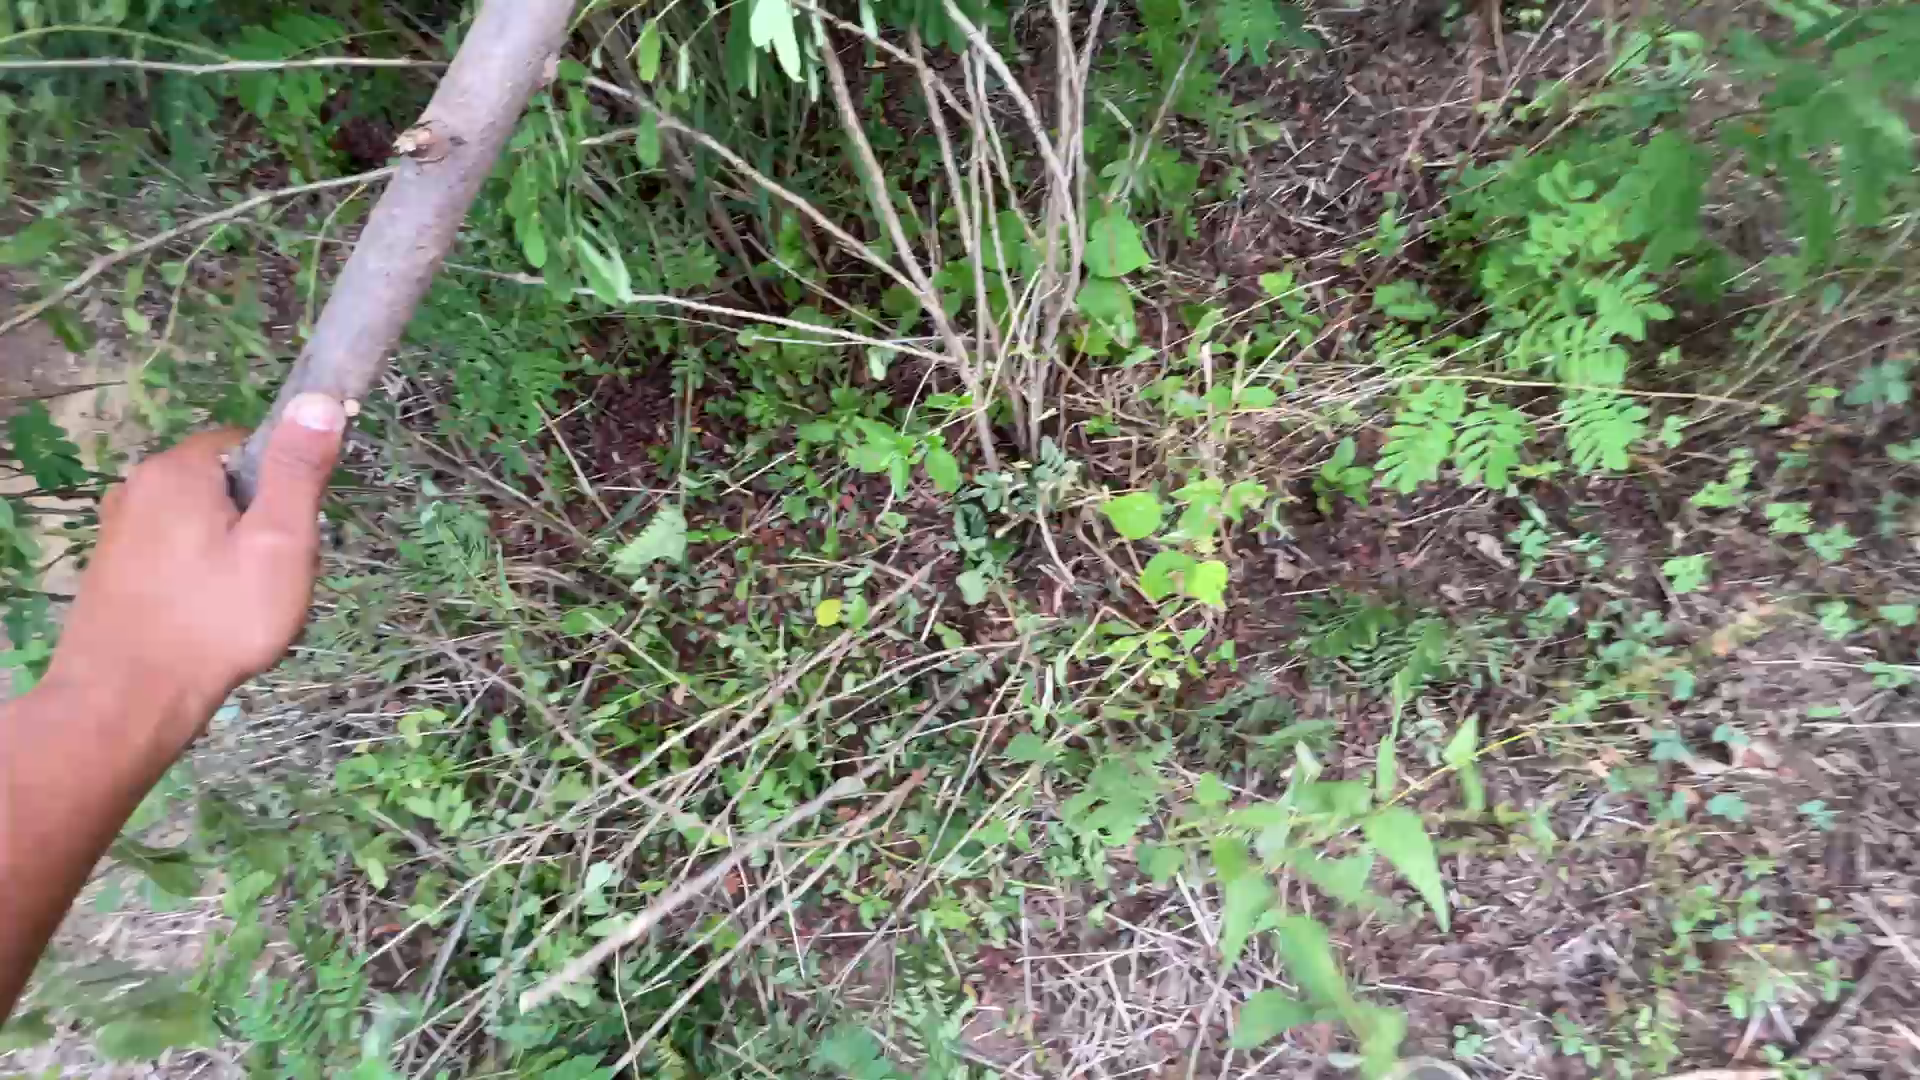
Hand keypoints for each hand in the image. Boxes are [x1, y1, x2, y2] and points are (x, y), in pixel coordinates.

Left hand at [42, 393, 346, 746]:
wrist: (133, 695)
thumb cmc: (221, 613)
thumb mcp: (280, 539)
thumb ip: (298, 470)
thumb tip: (318, 401)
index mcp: (177, 471)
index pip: (251, 442)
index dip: (290, 478)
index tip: (305, 523)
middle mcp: (139, 488)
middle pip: (233, 481)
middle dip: (270, 516)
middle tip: (286, 565)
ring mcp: (122, 528)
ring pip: (213, 516)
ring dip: (246, 544)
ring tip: (259, 591)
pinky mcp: (118, 563)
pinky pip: (189, 544)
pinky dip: (216, 565)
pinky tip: (226, 604)